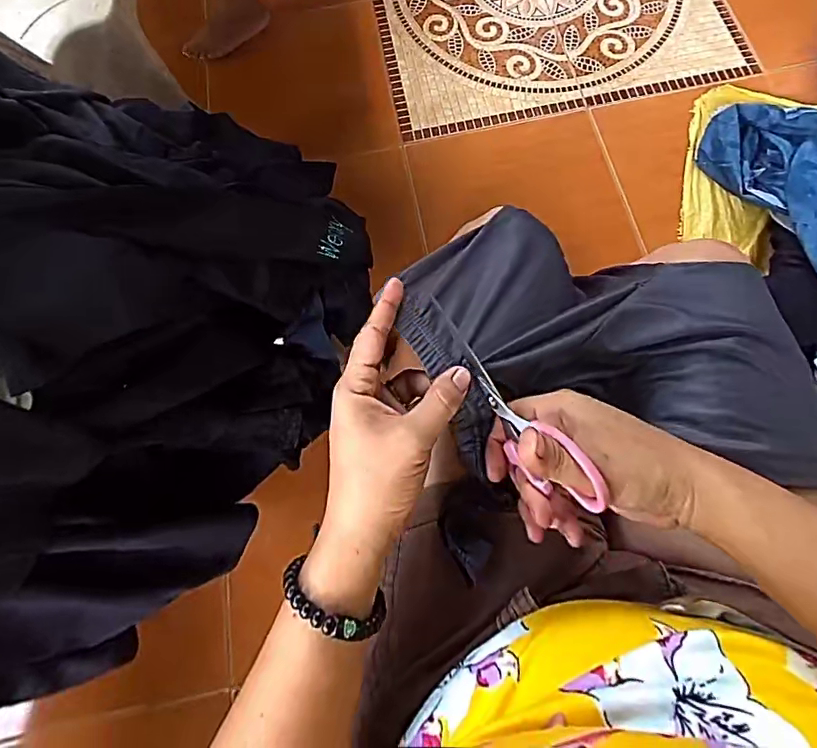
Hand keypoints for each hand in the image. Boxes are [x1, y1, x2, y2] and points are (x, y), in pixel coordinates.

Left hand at [318, 278, 468, 571]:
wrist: (362, 534)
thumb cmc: (376, 482)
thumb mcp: (414, 435)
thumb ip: (441, 399)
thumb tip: (462, 372)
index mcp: (354, 389)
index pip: (372, 339)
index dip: (385, 309)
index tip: (397, 283)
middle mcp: (360, 396)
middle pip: (390, 359)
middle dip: (413, 349)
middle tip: (435, 329)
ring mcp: (372, 414)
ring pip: (404, 383)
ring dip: (426, 384)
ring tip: (449, 390)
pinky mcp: (385, 432)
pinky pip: (409, 403)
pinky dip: (427, 402)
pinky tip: (444, 407)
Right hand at [483, 391, 709, 548]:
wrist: (686, 491)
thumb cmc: (648, 468)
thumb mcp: (596, 466)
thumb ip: (555, 457)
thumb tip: (522, 444)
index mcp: (565, 411)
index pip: (514, 417)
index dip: (502, 446)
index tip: (500, 476)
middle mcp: (568, 427)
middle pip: (526, 454)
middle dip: (530, 489)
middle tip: (543, 514)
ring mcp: (578, 451)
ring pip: (541, 477)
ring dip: (545, 507)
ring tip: (560, 528)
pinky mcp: (587, 473)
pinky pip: (560, 491)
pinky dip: (562, 512)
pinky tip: (573, 530)